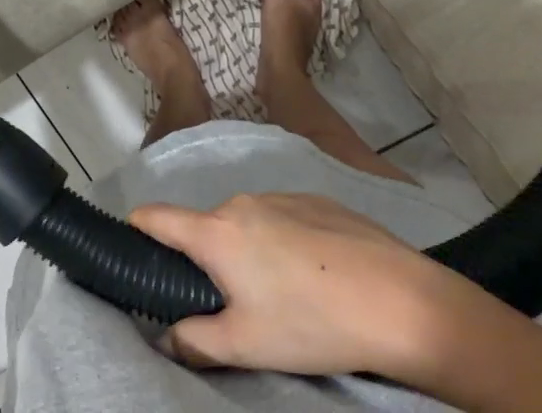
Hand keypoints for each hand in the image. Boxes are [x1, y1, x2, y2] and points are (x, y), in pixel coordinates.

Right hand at [130, 193, 456, 378]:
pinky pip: (284, 219)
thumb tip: (166, 338)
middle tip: (234, 304)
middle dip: (209, 260)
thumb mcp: (246, 345)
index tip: (138, 256)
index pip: (153, 216)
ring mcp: (282, 196)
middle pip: (205, 228)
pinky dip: (286, 243)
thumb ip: (194, 341)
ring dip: (250, 252)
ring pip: (247, 224)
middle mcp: (241, 203)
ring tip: (286, 294)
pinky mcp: (319, 200)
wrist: (404, 303)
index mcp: (215, 232)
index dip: (137, 232)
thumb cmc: (313, 324)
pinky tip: (320, 277)